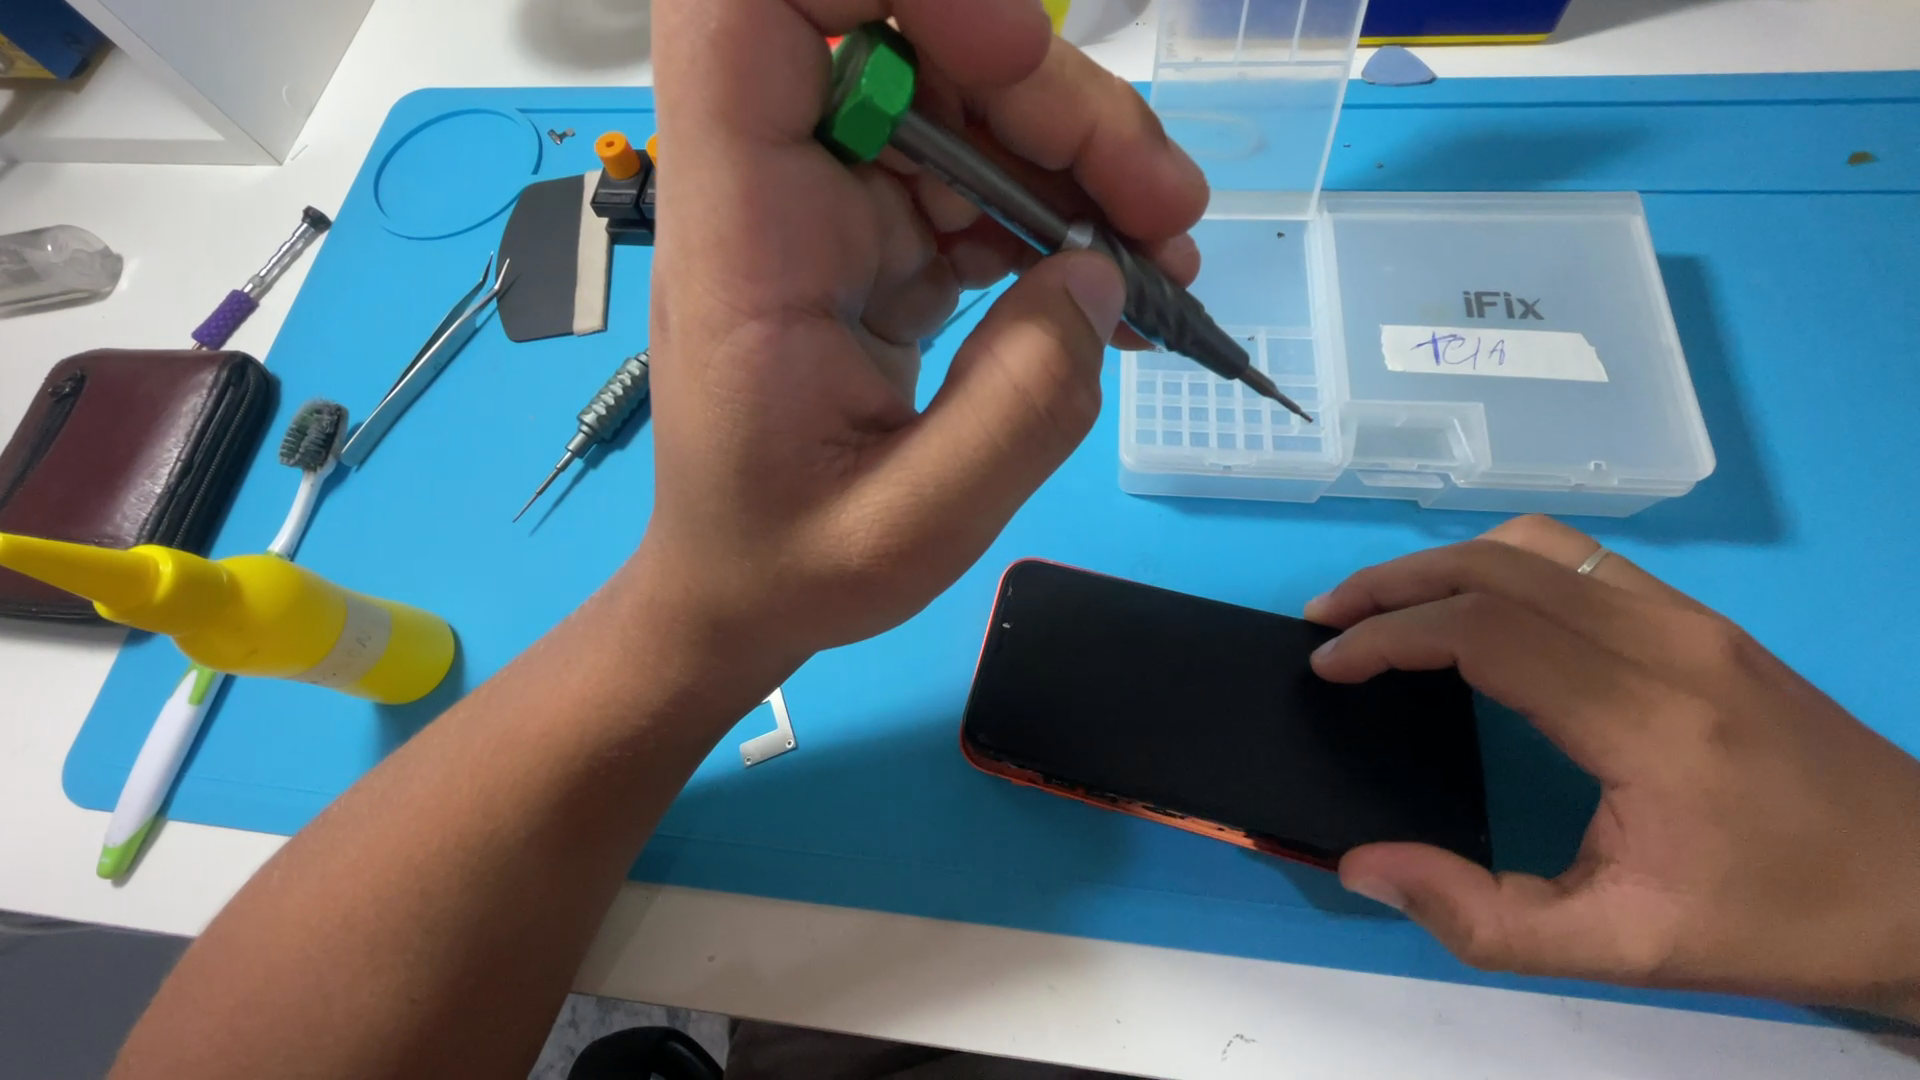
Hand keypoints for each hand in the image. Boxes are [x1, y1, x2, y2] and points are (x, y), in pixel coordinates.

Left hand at [638, 1, 1205, 672]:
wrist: (743, 588)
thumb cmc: (789, 565)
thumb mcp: (912, 526)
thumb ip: (1018, 411)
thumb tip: (1099, 273)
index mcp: (745, 237)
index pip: (757, 6)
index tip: (1013, 55)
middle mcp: (778, 194)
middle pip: (909, 46)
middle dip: (1050, 100)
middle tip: (1163, 206)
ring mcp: (830, 214)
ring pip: (960, 108)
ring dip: (1075, 159)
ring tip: (1161, 253)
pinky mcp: (874, 248)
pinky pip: (974, 187)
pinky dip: (1052, 216)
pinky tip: (1110, 281)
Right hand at [1308, 515, 1919, 1017]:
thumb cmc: (1777, 918)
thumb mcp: (1622, 951)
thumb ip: (1479, 918)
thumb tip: (1363, 865)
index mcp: (1646, 718)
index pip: (1481, 629)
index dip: (1385, 636)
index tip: (1329, 666)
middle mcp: (1662, 641)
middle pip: (1488, 566)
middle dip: (1386, 585)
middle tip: (1325, 621)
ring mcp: (1682, 615)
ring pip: (1524, 543)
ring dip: (1434, 565)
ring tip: (1381, 607)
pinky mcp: (1689, 613)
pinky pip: (1565, 553)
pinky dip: (1488, 561)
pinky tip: (1465, 603)